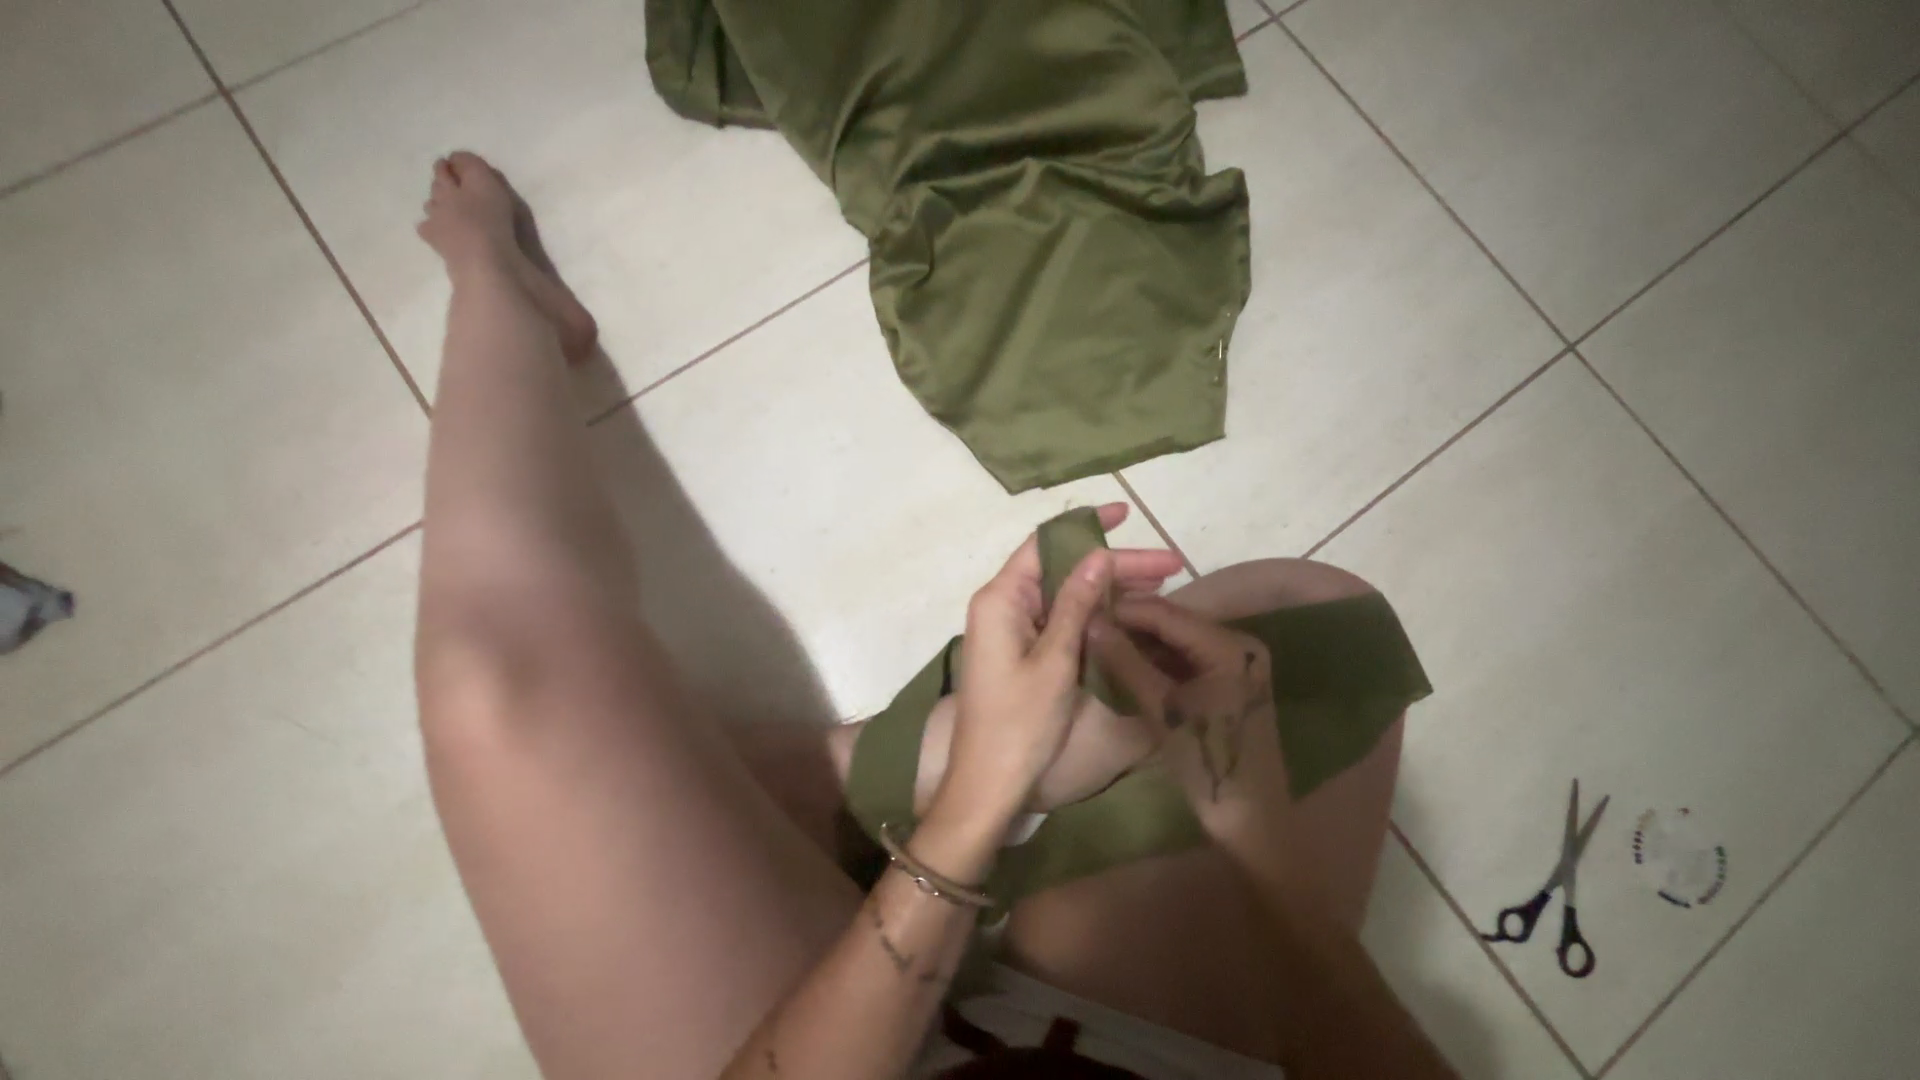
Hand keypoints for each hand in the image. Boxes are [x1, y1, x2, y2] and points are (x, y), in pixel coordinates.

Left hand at [931, 504, 1182, 831]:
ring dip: (1108, 587)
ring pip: (1064, 594)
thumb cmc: (1020, 722)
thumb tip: (1098, 556)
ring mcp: (1011, 629)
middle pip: (1061, 568)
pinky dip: (1093, 613)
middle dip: (1113, 564)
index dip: (1087, 525)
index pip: (1045, 543)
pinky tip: (1129, 611)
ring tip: (1161, 584)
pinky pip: (1059, 619)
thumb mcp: (1056, 660)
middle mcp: (1002, 605)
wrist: (989, 782)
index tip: (1126, 513)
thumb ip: (1076, 605)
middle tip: (1170, 566)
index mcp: (1001, 598)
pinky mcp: (1021, 651)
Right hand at [1089, 597, 1290, 845]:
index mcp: (1228, 646)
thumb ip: (1125, 661)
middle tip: (1087, 627)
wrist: (1250, 817)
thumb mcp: (1160, 709)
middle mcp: (1239, 644)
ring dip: (1141, 642)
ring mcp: (1238, 662)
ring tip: (1100, 642)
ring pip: (1178, 640)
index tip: (1082, 612)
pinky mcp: (1232, 680)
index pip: (1165, 612)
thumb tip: (1089, 623)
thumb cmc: (1207, 762)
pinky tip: (1127, 663)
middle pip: (1173, 622)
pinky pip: (1188, 658)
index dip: (1122, 610)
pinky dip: (1158, 660)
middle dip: (1130, 624)